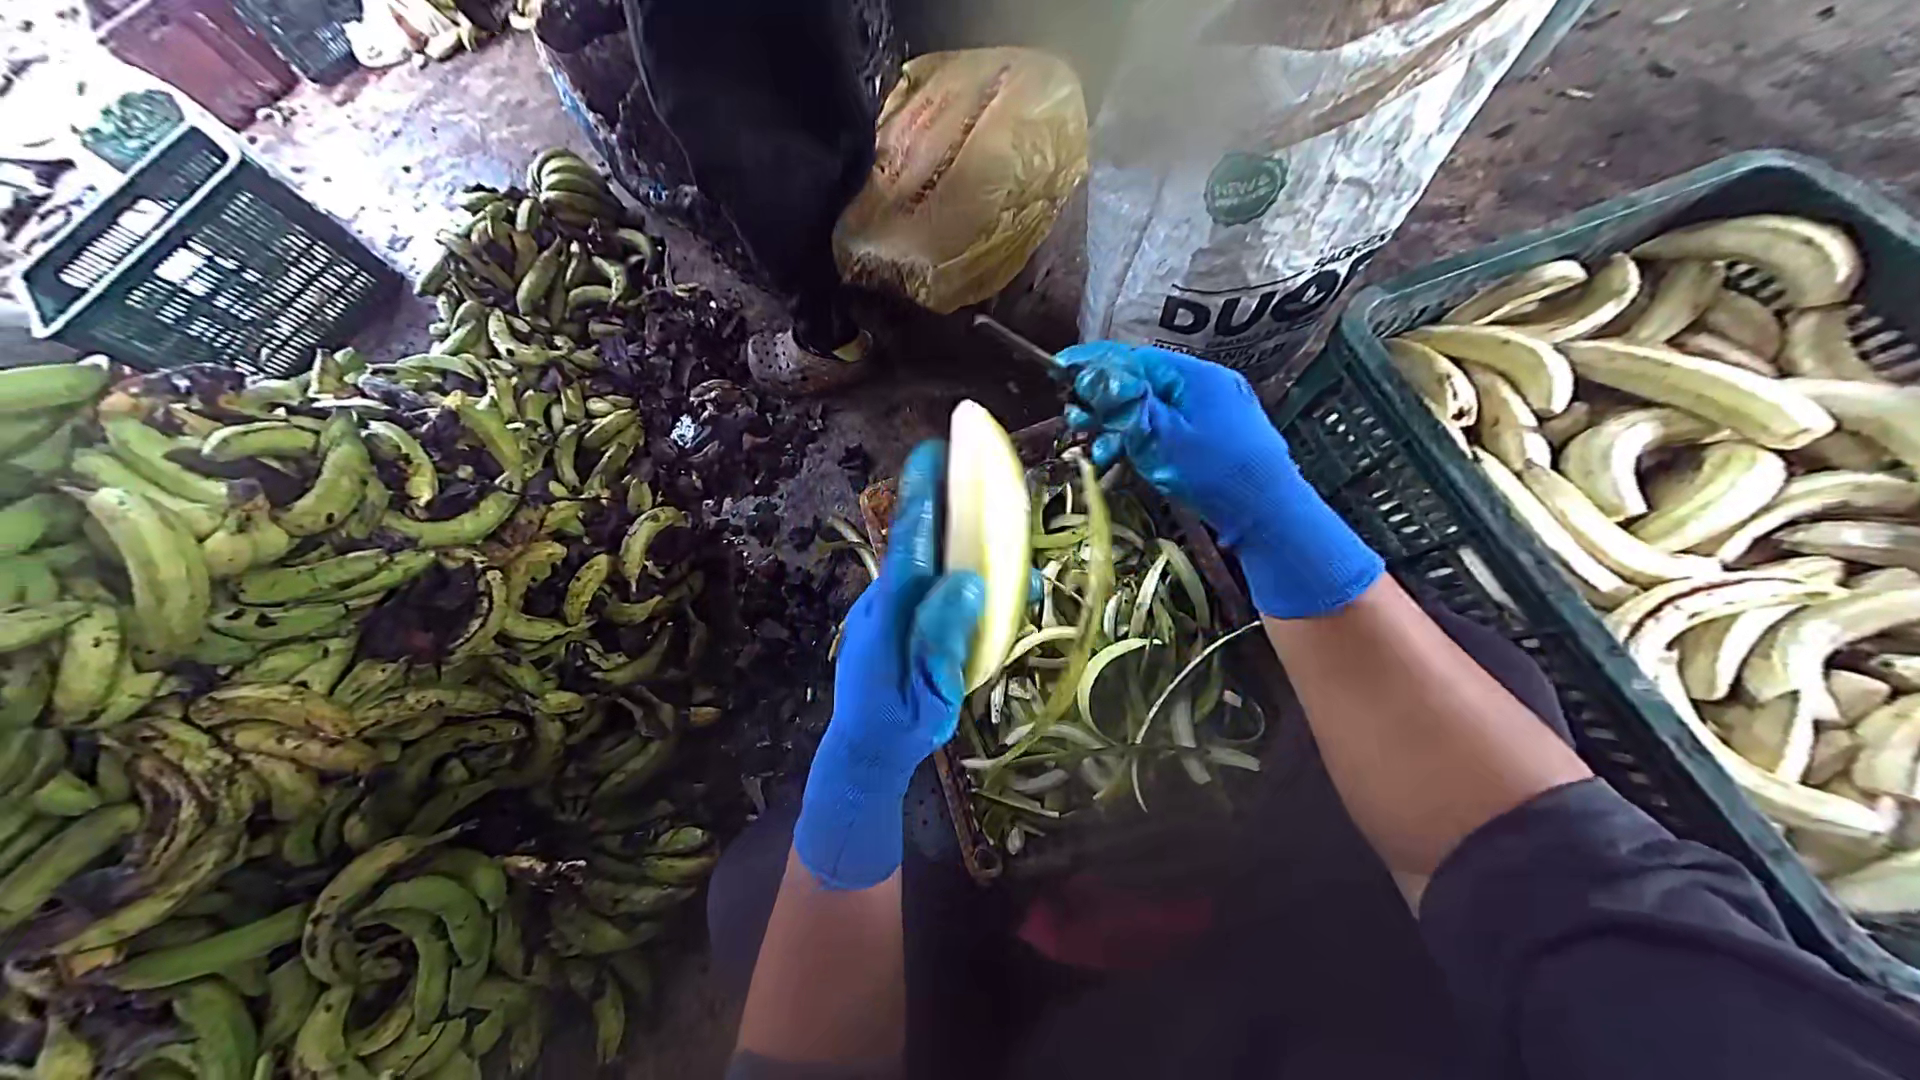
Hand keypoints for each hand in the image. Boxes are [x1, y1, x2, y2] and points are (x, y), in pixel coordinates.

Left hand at [796, 441, 983, 889]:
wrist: (866, 751)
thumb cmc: (901, 727)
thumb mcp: (930, 692)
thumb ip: (945, 637)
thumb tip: (968, 578)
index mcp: (892, 612)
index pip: (910, 541)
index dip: (922, 494)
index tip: (933, 450)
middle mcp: (885, 599)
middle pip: (913, 537)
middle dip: (932, 494)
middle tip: (957, 457)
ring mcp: (885, 608)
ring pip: (918, 557)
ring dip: (943, 526)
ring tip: (974, 502)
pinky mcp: (891, 619)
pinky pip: (921, 580)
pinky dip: (943, 560)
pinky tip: (971, 564)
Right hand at [1059, 342, 1382, 618]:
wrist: (1267, 512)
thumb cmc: (1214, 472)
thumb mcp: (1160, 435)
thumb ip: (1123, 402)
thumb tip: (1090, 374)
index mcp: (1193, 375)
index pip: (1132, 357)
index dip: (1092, 363)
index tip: (1058, 368)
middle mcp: (1203, 384)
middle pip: (1139, 382)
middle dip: (1102, 401)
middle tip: (1075, 420)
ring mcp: (1210, 410)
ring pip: (1150, 407)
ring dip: (1117, 426)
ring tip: (1096, 449)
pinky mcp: (1212, 435)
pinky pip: (1166, 426)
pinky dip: (1140, 439)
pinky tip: (1123, 459)